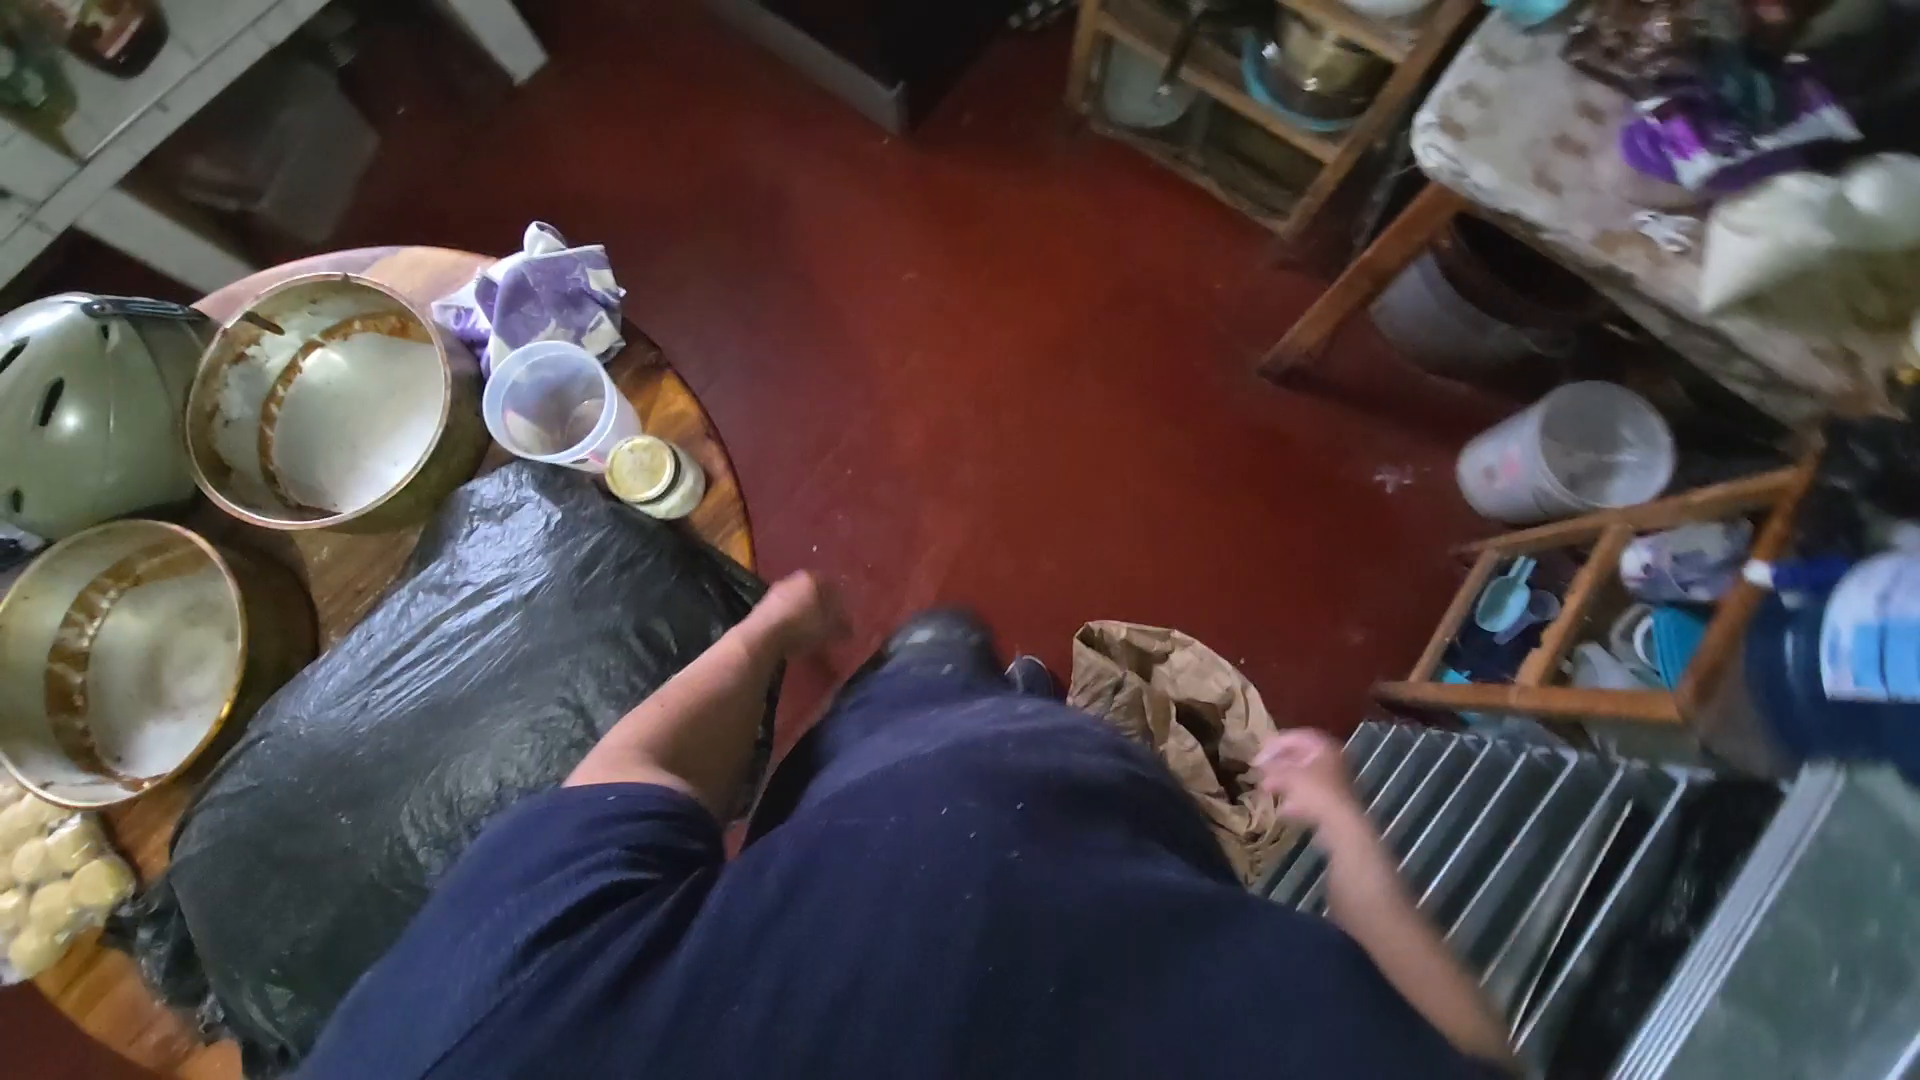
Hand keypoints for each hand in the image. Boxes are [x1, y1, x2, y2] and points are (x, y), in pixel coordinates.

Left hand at [756, 571, 848, 655]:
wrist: (762, 636)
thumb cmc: (803, 627)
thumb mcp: (830, 628)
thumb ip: (843, 625)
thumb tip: (850, 628)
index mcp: (812, 578)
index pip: (832, 584)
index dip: (840, 600)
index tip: (844, 615)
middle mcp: (793, 579)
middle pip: (813, 591)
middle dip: (822, 605)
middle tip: (829, 622)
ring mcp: (776, 591)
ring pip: (797, 600)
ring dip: (805, 613)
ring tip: (812, 631)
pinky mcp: (762, 606)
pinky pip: (784, 611)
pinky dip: (791, 619)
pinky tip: (794, 633)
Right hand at [1254, 729, 1365, 830]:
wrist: (1341, 824)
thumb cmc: (1315, 792)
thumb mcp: (1288, 775)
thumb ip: (1272, 766)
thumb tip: (1260, 763)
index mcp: (1324, 746)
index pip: (1296, 737)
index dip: (1275, 744)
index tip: (1261, 752)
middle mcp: (1332, 759)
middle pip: (1299, 757)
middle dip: (1278, 764)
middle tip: (1261, 769)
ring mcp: (1334, 781)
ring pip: (1303, 776)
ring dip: (1283, 781)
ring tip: (1267, 788)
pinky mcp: (1332, 800)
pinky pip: (1309, 793)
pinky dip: (1295, 798)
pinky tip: (1282, 807)